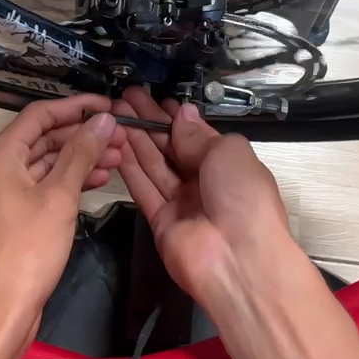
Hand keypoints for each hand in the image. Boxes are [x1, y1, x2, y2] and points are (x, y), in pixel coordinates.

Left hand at [0, 94, 128, 352]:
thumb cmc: (25, 254)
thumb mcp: (59, 198)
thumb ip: (81, 154)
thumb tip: (102, 121)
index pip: (39, 115)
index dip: (76, 107)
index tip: (108, 106)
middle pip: (43, 138)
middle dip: (82, 135)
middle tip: (121, 135)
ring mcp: (1, 194)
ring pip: (45, 163)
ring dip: (80, 158)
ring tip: (119, 157)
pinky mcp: (11, 217)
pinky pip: (42, 186)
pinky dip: (68, 181)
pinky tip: (99, 180)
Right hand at [111, 87, 299, 306]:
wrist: (239, 260)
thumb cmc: (244, 197)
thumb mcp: (228, 152)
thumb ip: (198, 134)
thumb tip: (182, 113)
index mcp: (227, 164)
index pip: (195, 135)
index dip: (174, 116)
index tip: (153, 98)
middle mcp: (204, 182)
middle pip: (171, 147)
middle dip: (149, 123)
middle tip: (125, 100)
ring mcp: (182, 203)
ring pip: (154, 165)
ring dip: (135, 139)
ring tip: (114, 114)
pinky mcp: (161, 221)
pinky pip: (143, 189)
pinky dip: (129, 167)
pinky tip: (115, 144)